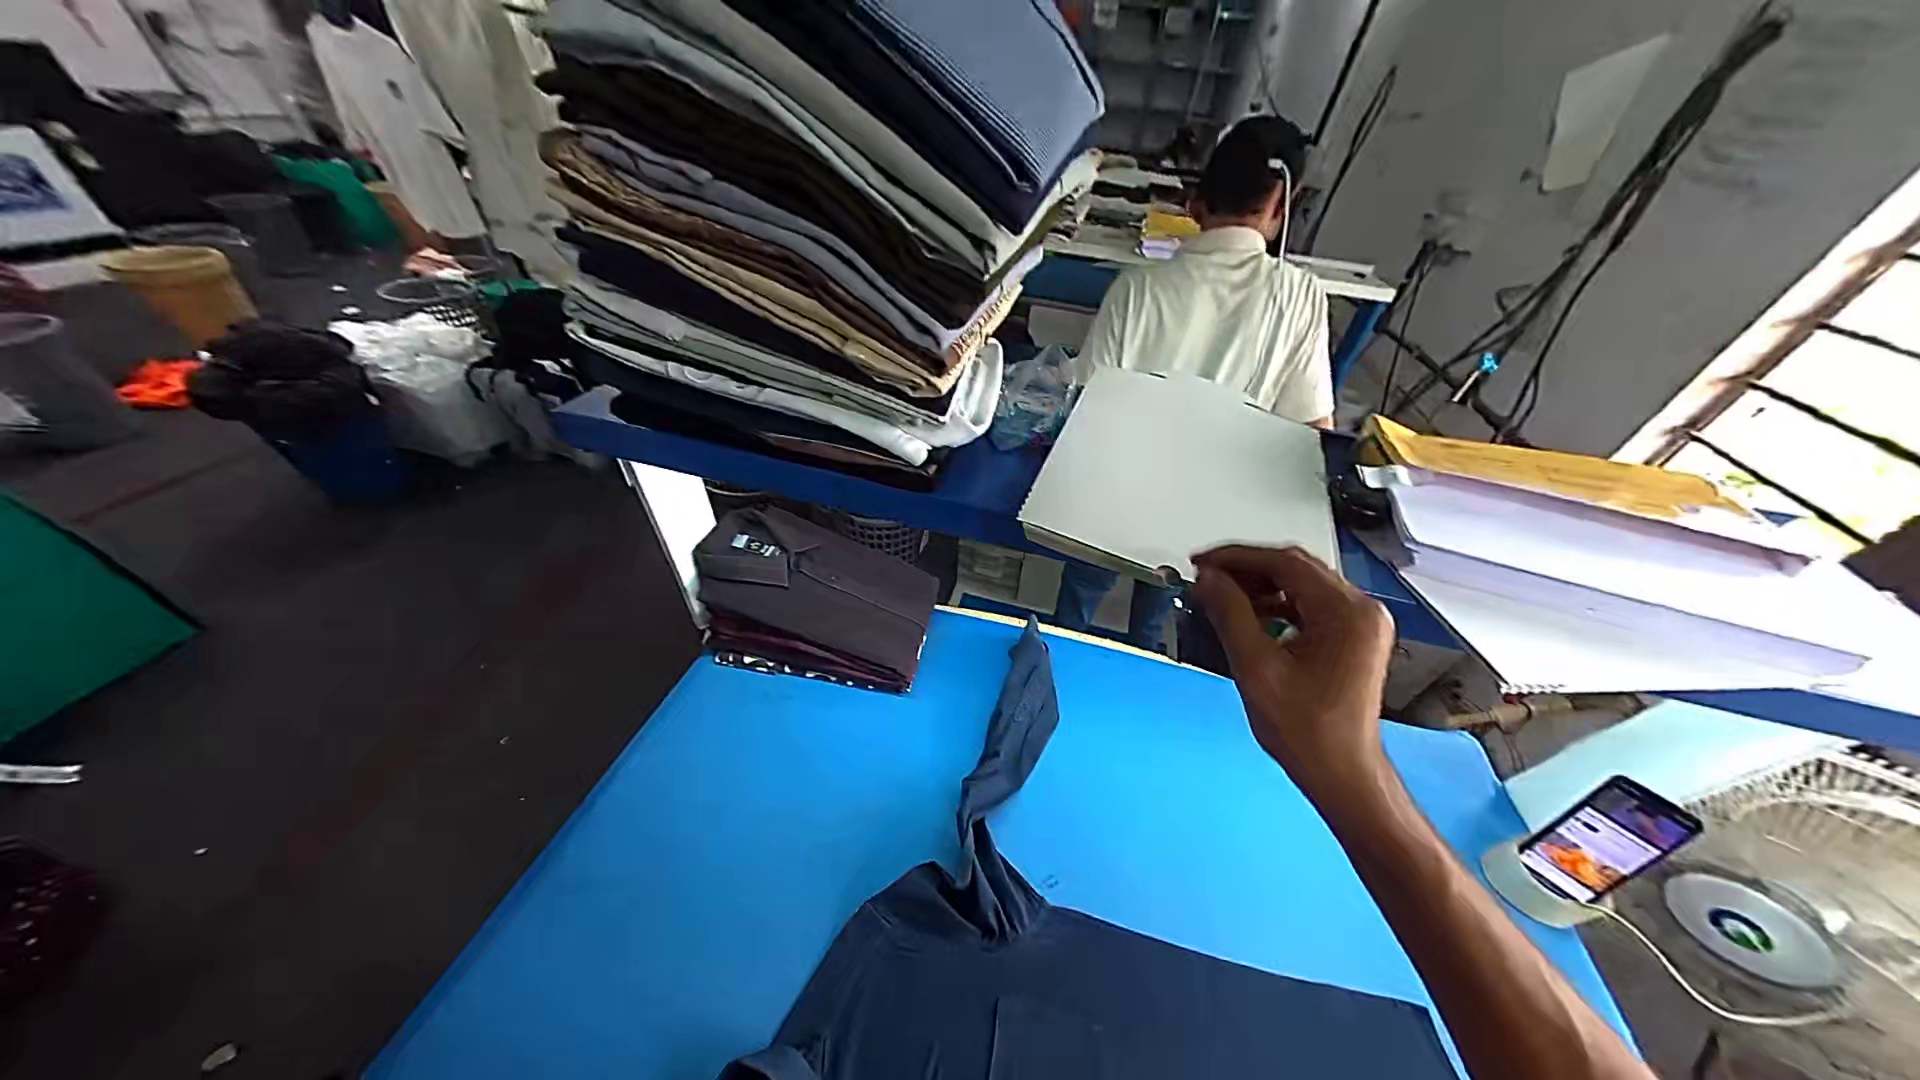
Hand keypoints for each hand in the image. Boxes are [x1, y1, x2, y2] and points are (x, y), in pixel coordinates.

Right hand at [1191, 545, 1394, 779]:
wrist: (1341, 772)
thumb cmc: (1308, 732)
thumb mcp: (1255, 667)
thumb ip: (1229, 614)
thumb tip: (1208, 579)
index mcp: (1347, 614)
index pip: (1285, 563)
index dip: (1236, 557)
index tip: (1203, 561)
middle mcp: (1362, 612)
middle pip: (1296, 568)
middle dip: (1247, 568)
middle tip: (1207, 575)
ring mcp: (1361, 624)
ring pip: (1302, 584)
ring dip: (1259, 584)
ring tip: (1222, 594)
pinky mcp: (1353, 637)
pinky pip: (1310, 604)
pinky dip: (1276, 602)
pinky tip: (1249, 613)